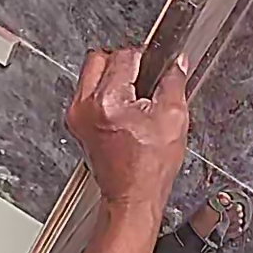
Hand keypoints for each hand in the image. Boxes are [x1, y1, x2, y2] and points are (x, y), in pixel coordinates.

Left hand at [66, 47, 189, 224]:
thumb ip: (174, 82)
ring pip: (91, 73)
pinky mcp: (76, 123)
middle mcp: (85, 106)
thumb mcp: (173, 117)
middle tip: (142, 81)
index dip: (146, 60)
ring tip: (133, 99)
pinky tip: (123, 110)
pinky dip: (104, 93)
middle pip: (100, 59)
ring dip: (112, 77)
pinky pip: (87, 92)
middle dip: (124, 63)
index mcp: (108, 101)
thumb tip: (176, 62)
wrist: (133, 196)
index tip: (156, 70)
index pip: (125, 56)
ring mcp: (77, 115)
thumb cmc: (150, 168)